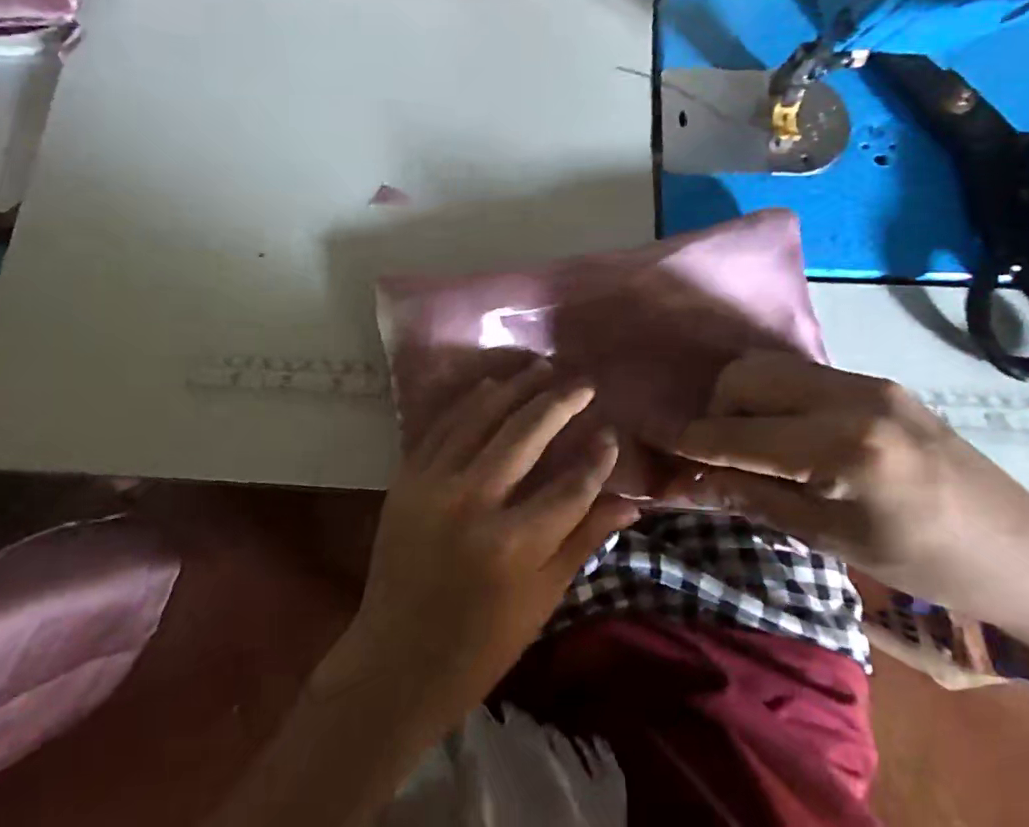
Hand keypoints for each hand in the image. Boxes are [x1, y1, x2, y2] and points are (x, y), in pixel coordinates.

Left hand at [327, 359, 638, 733]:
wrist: (397, 660)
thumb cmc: (483, 642)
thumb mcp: (544, 596)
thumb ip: (584, 539)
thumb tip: (632, 502)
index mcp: (515, 543)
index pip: (572, 484)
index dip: (598, 457)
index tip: (612, 434)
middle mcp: (474, 502)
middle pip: (527, 433)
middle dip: (561, 403)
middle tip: (585, 384)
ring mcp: (434, 485)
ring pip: (483, 417)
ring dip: (516, 389)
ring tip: (543, 368)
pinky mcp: (407, 480)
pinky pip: (442, 426)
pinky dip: (469, 402)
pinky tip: (491, 386)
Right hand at [673, 351, 1028, 656]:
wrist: (1022, 550)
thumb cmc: (926, 563)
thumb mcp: (832, 539)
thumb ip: (753, 498)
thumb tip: (684, 484)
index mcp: (842, 445)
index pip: (738, 432)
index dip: (692, 443)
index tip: (659, 454)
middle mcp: (851, 395)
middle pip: (747, 376)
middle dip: (716, 412)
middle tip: (715, 458)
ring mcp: (868, 381)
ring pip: (772, 367)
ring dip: (744, 400)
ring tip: (750, 448)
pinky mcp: (879, 382)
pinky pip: (804, 376)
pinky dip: (777, 399)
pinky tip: (786, 437)